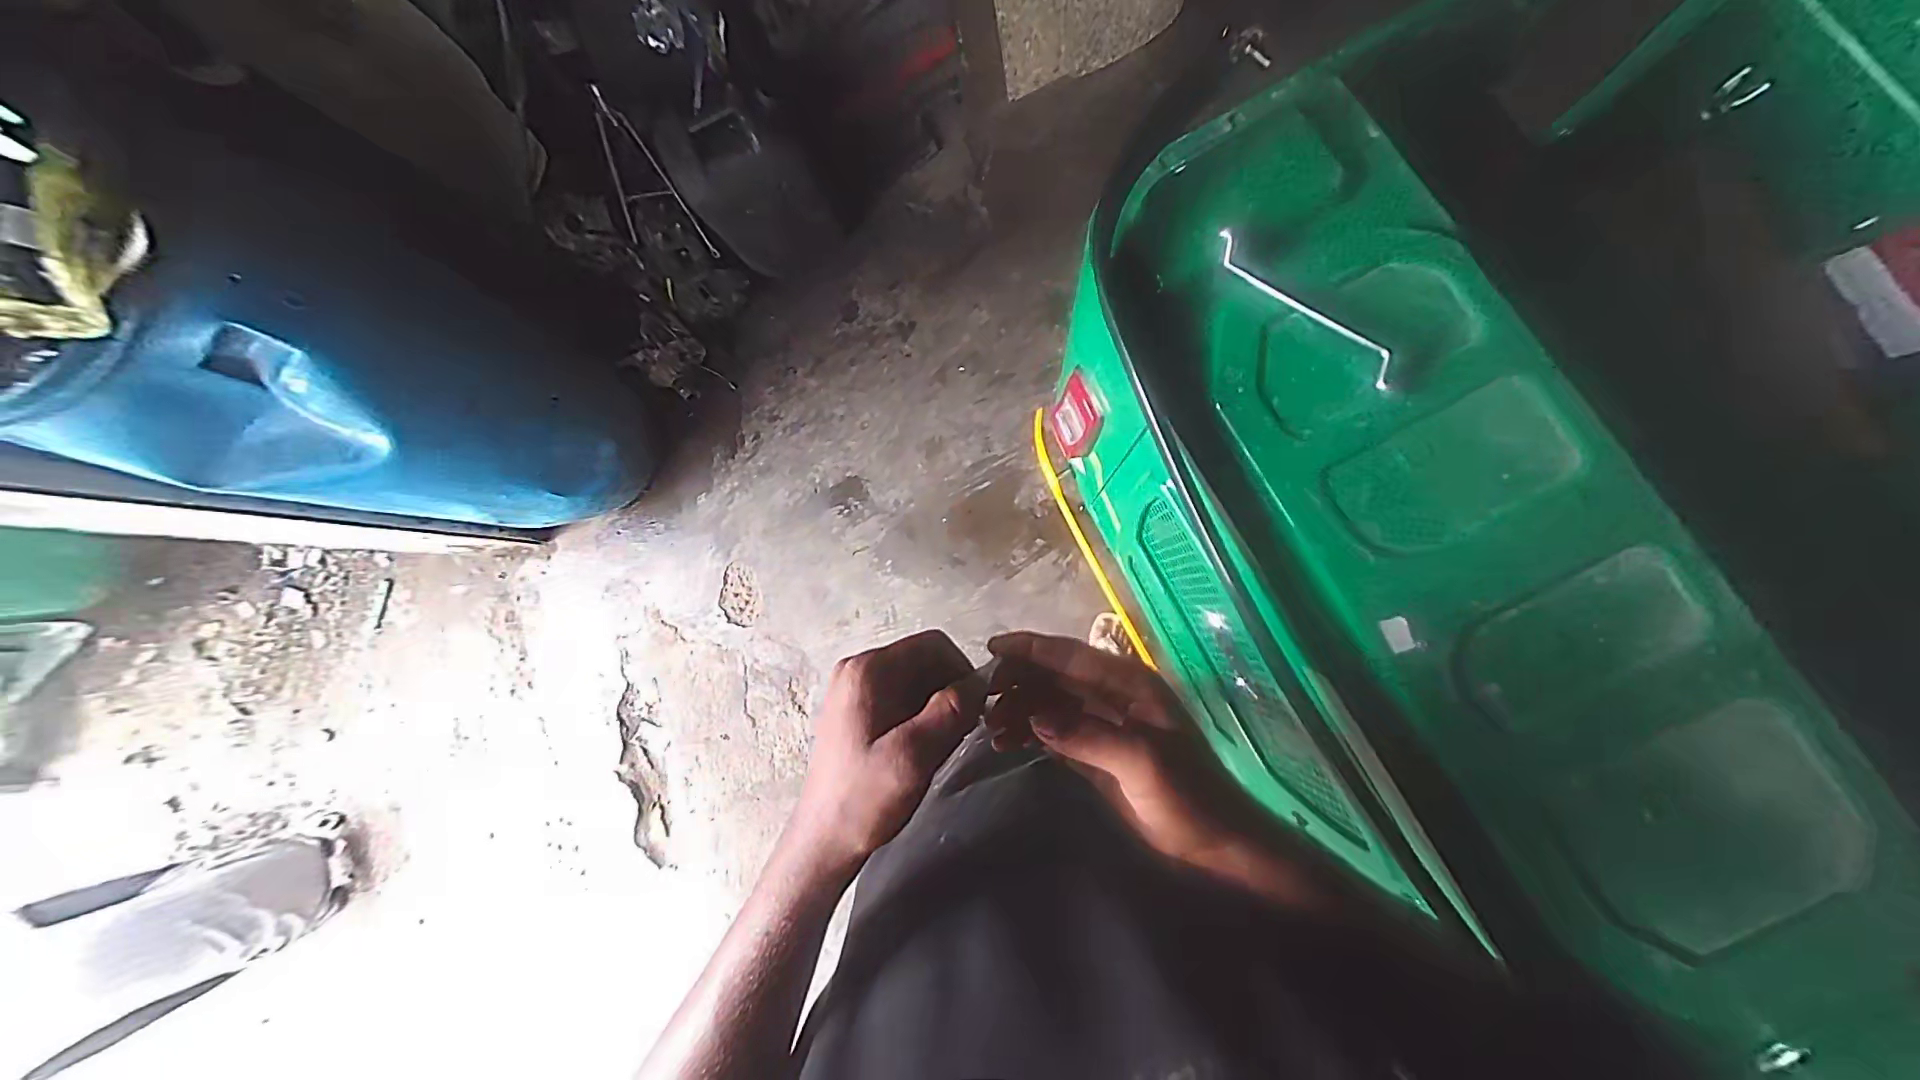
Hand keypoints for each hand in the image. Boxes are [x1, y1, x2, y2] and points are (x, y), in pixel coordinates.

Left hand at [788, 630, 982, 870]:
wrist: (823, 841)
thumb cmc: (862, 800)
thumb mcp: (912, 756)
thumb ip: (949, 712)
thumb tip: (980, 681)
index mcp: (866, 672)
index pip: (932, 645)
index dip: (962, 669)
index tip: (978, 705)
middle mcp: (859, 671)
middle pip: (925, 661)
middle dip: (951, 691)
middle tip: (963, 731)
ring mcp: (857, 691)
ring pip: (918, 681)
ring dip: (940, 707)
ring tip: (943, 746)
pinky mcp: (859, 712)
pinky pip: (904, 699)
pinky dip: (924, 717)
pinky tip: (926, 750)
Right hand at [986, 631, 1261, 866]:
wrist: (1216, 848)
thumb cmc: (1189, 799)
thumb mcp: (1142, 763)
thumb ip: (1089, 736)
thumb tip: (1035, 716)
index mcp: (1130, 684)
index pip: (1072, 655)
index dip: (1031, 648)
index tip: (992, 646)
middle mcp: (1113, 695)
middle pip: (1055, 674)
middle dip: (1018, 681)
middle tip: (983, 700)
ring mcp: (1103, 722)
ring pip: (1050, 701)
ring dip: (1019, 708)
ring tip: (990, 727)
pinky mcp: (1094, 750)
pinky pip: (1053, 729)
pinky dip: (1028, 731)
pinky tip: (1006, 742)